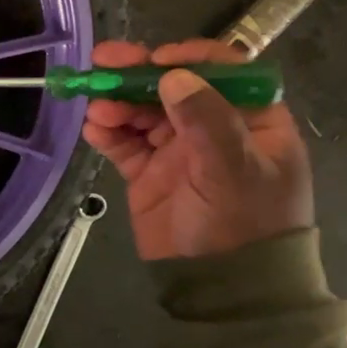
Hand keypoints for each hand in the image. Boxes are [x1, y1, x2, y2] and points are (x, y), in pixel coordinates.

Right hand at [80, 39, 311, 260]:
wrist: (220, 288)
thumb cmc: (241, 225)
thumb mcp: (233, 171)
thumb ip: (207, 121)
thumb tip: (173, 75)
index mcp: (252, 122)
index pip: (224, 73)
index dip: (190, 59)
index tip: (157, 59)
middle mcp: (214, 129)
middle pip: (173, 87)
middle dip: (138, 74)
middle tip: (104, 62)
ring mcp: (178, 152)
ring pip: (143, 113)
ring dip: (118, 104)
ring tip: (98, 108)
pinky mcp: (148, 174)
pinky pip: (124, 144)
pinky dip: (107, 133)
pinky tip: (94, 129)